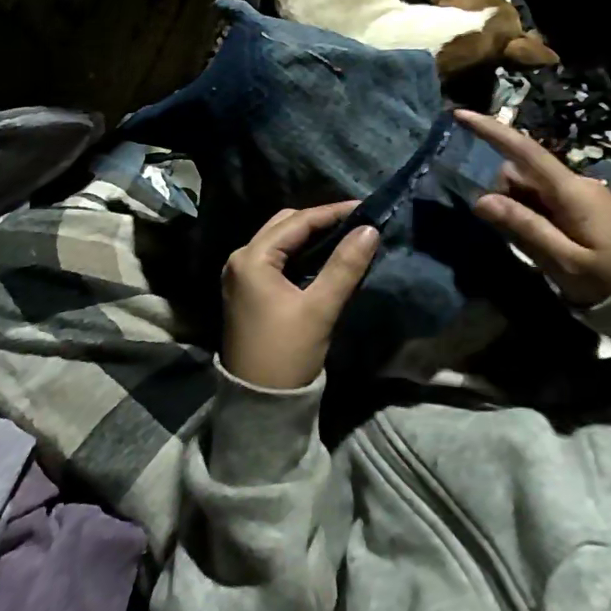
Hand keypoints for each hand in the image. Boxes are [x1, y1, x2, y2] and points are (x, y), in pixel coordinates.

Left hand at [222, 202, 379, 389]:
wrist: (258, 402)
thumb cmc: (287, 352)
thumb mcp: (319, 308)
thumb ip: (345, 266)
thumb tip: (369, 230)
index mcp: (252, 259)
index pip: (297, 222)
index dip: (332, 212)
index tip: (365, 208)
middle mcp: (241, 260)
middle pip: (284, 225)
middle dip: (320, 220)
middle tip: (356, 222)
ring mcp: (242, 276)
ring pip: (280, 241)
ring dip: (310, 236)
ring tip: (345, 235)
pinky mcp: (248, 291)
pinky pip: (276, 258)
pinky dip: (300, 253)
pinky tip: (325, 257)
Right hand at [454, 109, 610, 304]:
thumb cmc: (608, 279)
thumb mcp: (563, 259)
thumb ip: (524, 227)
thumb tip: (482, 200)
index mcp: (570, 191)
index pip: (525, 151)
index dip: (491, 130)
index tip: (460, 114)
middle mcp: (573, 183)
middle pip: (520, 172)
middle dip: (502, 193)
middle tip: (509, 235)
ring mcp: (578, 193)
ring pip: (528, 186)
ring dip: (516, 207)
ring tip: (531, 247)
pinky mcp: (580, 205)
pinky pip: (542, 198)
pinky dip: (529, 213)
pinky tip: (538, 240)